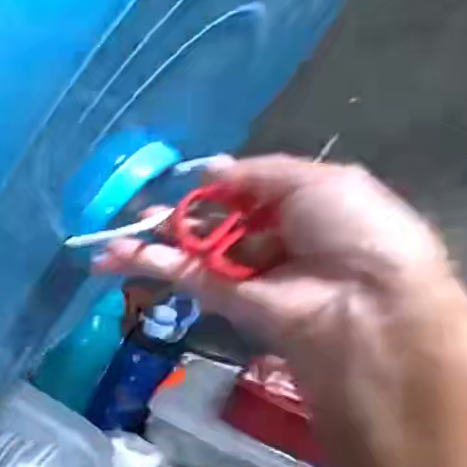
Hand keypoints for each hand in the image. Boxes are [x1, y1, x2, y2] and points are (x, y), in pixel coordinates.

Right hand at [96, 155, 456, 359]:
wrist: (356, 298)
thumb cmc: (352, 229)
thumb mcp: (319, 181)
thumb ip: (257, 173)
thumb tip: (207, 169)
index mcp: (296, 207)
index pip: (243, 194)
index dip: (215, 188)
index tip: (189, 180)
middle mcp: (262, 238)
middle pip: (206, 223)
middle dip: (172, 216)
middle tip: (140, 213)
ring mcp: (233, 268)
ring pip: (182, 249)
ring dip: (146, 242)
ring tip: (109, 240)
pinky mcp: (211, 294)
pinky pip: (176, 271)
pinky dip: (145, 261)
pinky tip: (113, 257)